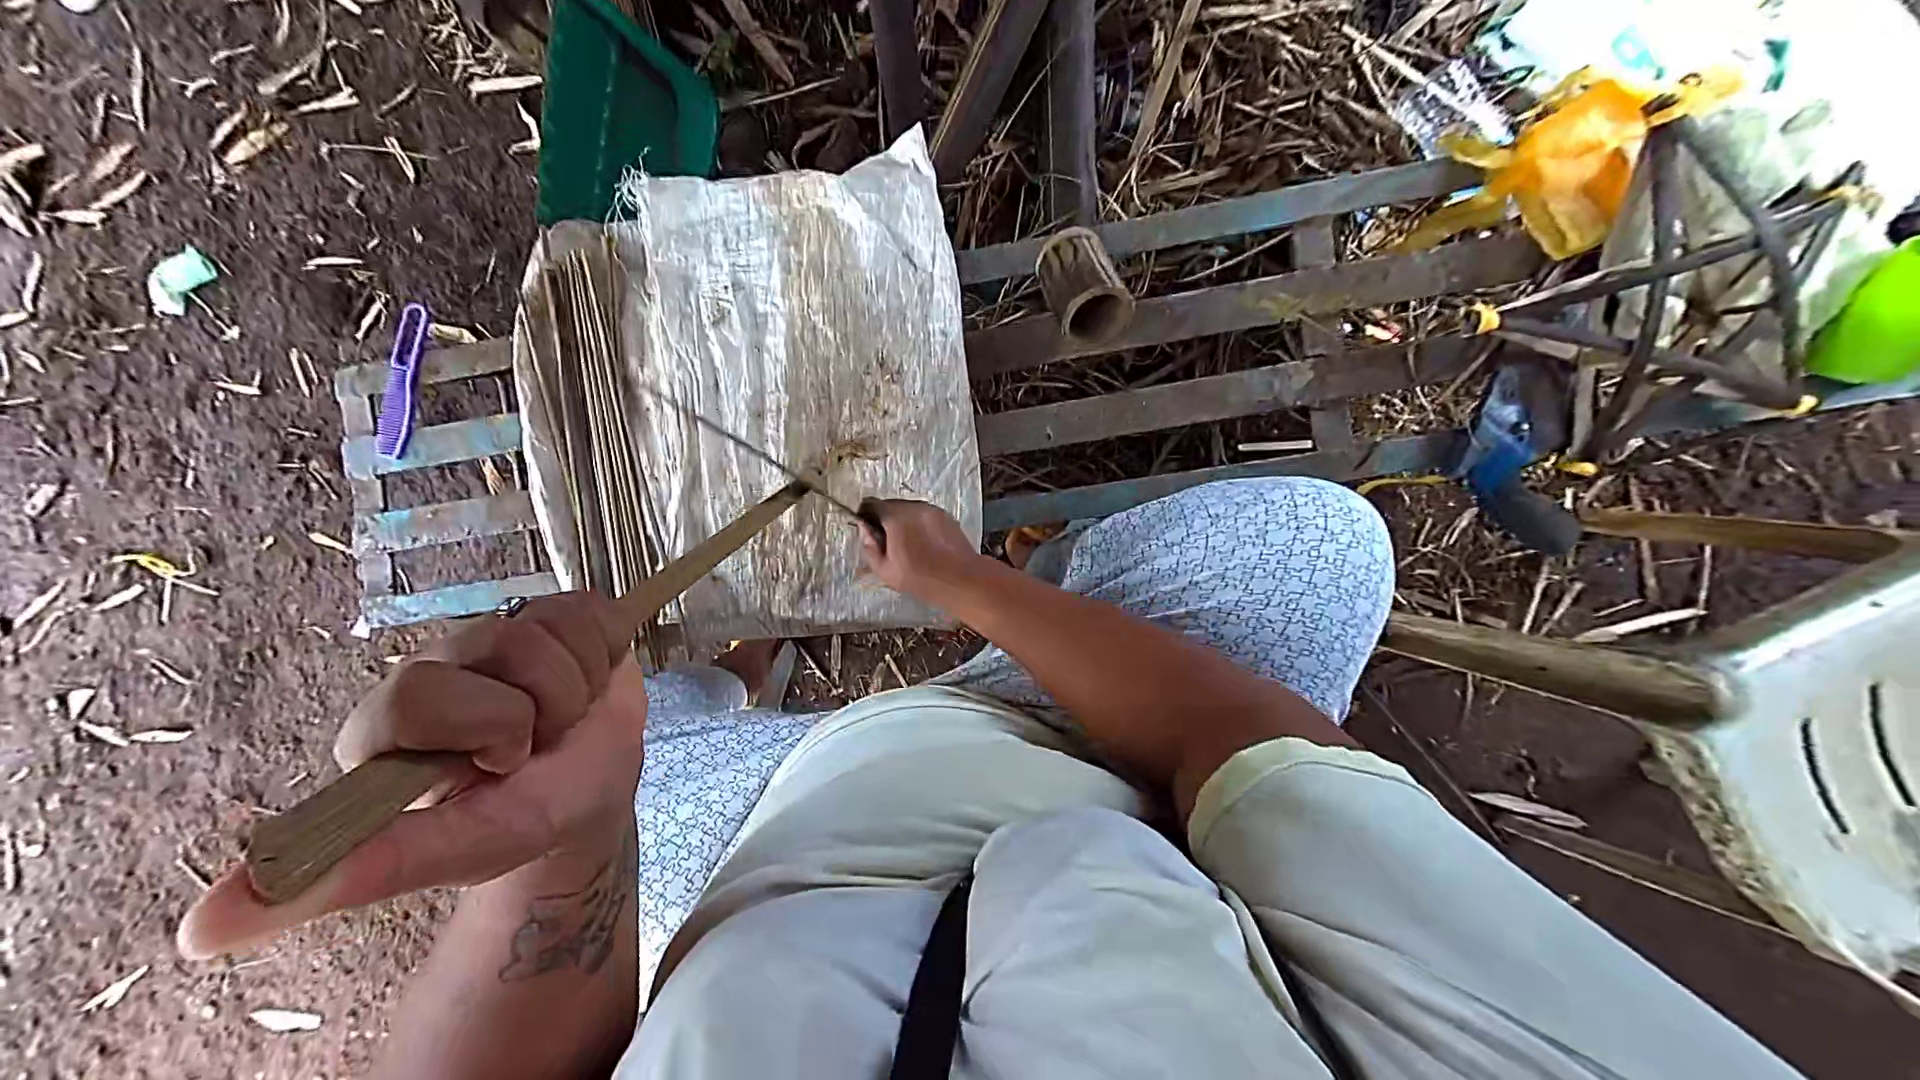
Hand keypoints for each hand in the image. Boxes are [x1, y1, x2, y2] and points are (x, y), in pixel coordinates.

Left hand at [177, 592, 646, 959]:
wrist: (598, 784)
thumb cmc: (533, 815)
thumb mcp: (462, 847)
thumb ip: (367, 870)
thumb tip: (199, 940)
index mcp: (391, 723)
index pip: (427, 693)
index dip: (492, 726)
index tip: (507, 765)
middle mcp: (437, 668)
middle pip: (507, 645)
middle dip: (549, 705)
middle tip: (543, 741)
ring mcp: (498, 634)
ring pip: (554, 628)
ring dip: (582, 685)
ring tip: (569, 714)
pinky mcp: (552, 614)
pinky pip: (589, 610)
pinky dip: (607, 651)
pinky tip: (591, 677)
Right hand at [856, 499, 991, 600]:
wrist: (960, 579)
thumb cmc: (921, 578)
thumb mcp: (885, 570)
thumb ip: (869, 546)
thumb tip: (863, 529)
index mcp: (896, 517)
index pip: (871, 504)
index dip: (865, 515)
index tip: (867, 528)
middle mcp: (914, 507)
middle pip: (891, 504)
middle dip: (885, 519)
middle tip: (887, 541)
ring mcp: (932, 509)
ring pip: (909, 508)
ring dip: (903, 520)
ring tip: (907, 543)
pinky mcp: (945, 515)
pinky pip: (924, 514)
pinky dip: (919, 523)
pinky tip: (923, 542)